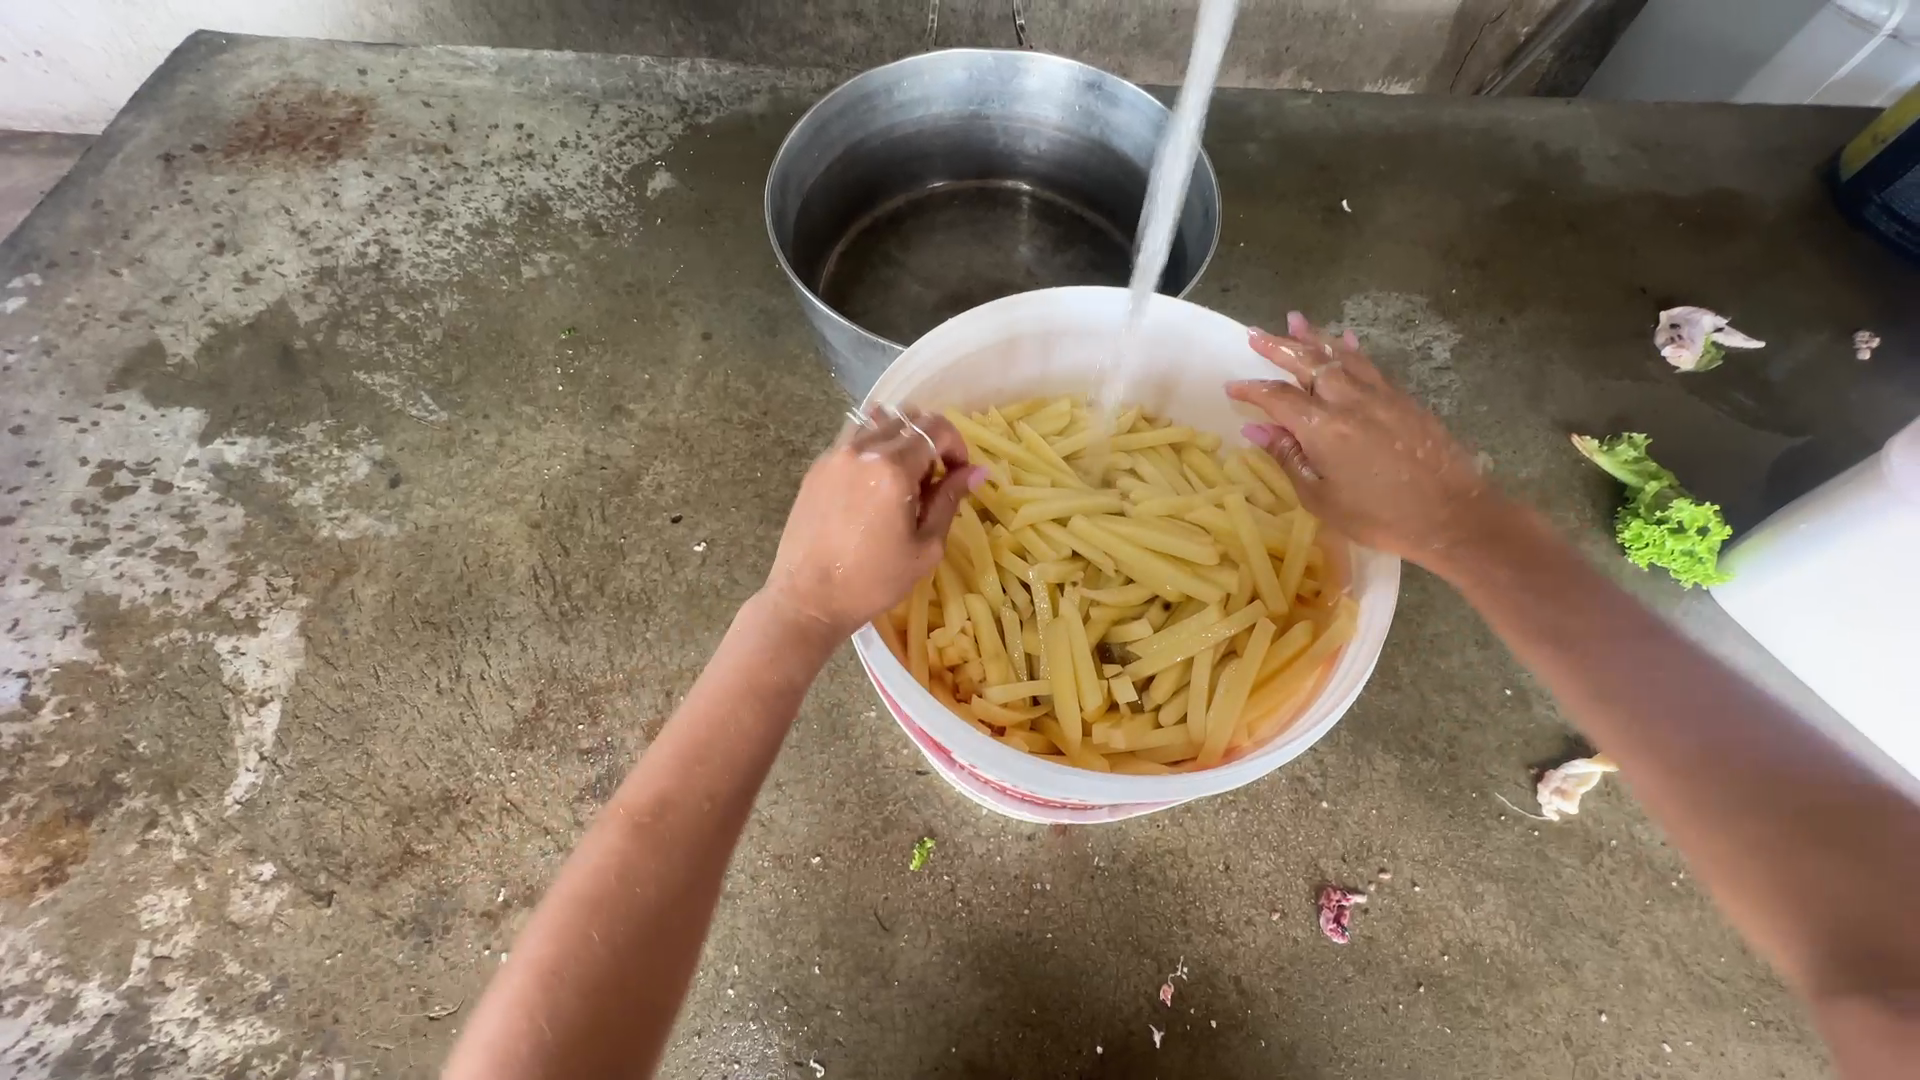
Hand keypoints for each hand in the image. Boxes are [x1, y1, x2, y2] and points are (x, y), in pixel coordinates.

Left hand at [763, 408, 982, 638]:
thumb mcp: (925, 547)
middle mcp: (863, 449)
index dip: (958, 446)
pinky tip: (875, 483)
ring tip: (903, 479)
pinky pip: (854, 438)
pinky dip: (875, 447)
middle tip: (934, 480)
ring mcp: (835, 454)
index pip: (937, 429)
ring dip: (902, 440)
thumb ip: (950, 500)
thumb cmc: (874, 580)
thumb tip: (977, 471)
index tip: (959, 474)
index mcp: (893, 468)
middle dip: (932, 442)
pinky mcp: (818, 466)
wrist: (808, 597)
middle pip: (910, 419)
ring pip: (880, 423)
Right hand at [1225, 312, 1513, 570]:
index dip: (1252, 390)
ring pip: (1341, 356)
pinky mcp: (1404, 400)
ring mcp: (1381, 396)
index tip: (1231, 386)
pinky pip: (1369, 365)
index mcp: (1323, 427)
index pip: (1277, 398)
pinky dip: (1352, 350)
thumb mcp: (1320, 497)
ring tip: (1294, 319)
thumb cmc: (1377, 517)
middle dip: (1279, 347)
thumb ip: (1288, 457)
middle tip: (1255, 333)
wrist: (1452, 516)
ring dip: (1314, 337)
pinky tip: (1345, 339)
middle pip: (1309, 363)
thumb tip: (1255, 429)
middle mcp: (1349, 401)